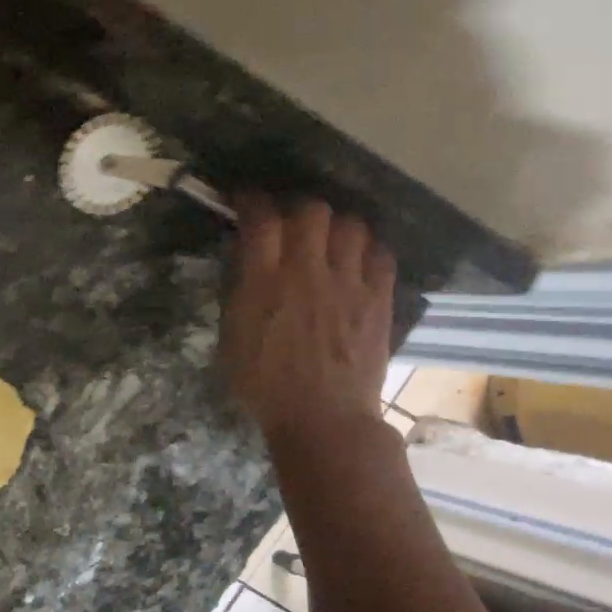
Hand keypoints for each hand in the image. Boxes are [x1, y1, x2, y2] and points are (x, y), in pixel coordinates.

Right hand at [221, 195, 396, 447]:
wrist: (321, 416)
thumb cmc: (260, 384)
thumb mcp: (231, 336)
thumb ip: (241, 293)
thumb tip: (247, 263)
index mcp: (263, 284)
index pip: (260, 221)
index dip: (251, 199)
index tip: (242, 196)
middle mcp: (308, 273)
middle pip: (312, 211)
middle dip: (295, 204)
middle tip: (285, 214)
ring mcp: (350, 284)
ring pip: (351, 225)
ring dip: (334, 222)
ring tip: (324, 232)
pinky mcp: (379, 298)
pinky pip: (380, 254)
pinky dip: (365, 246)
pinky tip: (354, 255)